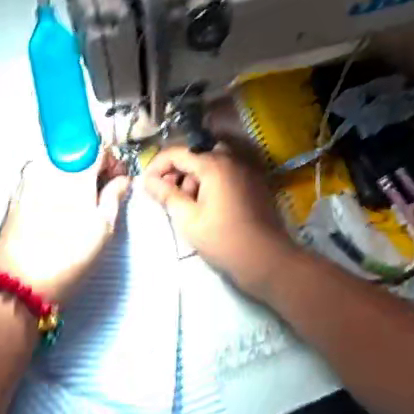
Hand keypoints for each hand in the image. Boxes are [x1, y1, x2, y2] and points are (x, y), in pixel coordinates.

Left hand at [0, 157, 130, 305]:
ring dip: (73, 173)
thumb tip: (122, 180)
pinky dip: (56, 182)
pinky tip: (62, 206)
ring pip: (58, 162)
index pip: (97, 146)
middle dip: (92, 165)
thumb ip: (114, 196)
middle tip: (102, 190)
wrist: (19, 286)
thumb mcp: (103, 229)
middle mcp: (47, 165)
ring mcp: (27, 178)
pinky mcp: (15, 192)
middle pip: (76, 151)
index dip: (112, 160)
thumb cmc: (68, 257)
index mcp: (72, 170)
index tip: (118, 180)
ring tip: (82, 200)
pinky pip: (42, 175)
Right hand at [142, 145, 297, 297]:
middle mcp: (231, 160)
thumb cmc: (224, 240)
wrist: (267, 260)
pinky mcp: (253, 183)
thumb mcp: (188, 219)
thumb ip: (166, 195)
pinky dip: (211, 184)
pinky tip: (207, 208)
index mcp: (214, 164)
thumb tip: (148, 180)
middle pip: (195, 156)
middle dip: (177, 173)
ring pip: (211, 165)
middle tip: (168, 198)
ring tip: (188, 207)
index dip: (157, 166)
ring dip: (194, 179)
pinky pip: (226, 174)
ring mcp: (245, 170)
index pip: (177, 153)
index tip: (146, 184)